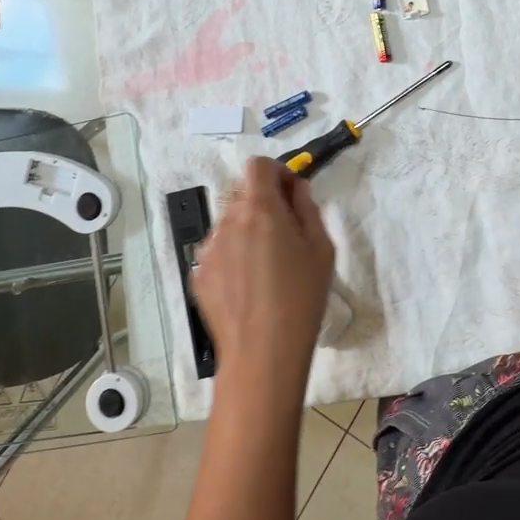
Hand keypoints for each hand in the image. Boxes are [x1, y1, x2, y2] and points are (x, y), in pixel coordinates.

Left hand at [192, 157, 335, 395]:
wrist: (263, 353)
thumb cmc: (301, 298)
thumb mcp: (321, 249)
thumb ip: (307, 209)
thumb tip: (296, 190)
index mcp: (260, 209)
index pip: (258, 166)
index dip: (277, 173)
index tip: (291, 195)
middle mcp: (227, 221)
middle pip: (243, 195)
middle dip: (264, 204)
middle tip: (286, 236)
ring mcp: (207, 249)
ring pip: (229, 224)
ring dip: (247, 231)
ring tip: (267, 268)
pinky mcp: (197, 275)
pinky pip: (218, 252)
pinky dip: (233, 257)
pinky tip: (249, 288)